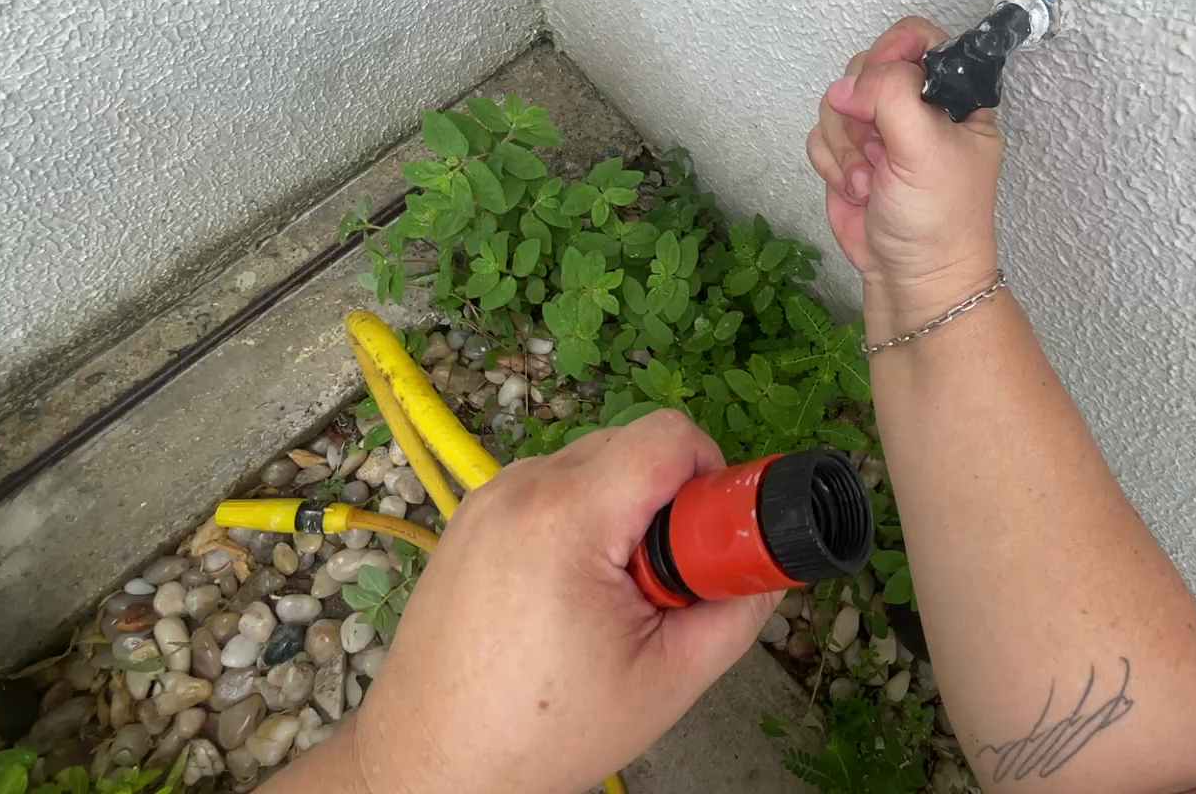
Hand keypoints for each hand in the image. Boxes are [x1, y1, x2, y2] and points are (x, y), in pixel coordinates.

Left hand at [344, 412, 777, 793]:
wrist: (424, 766)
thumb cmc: (546, 731)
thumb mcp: (667, 680)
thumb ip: (737, 610)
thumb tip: (771, 563)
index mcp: (569, 515)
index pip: (671, 436)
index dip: (712, 474)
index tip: (709, 536)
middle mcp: (524, 484)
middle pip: (635, 444)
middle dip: (669, 498)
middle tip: (664, 575)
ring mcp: (492, 492)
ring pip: (597, 460)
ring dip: (626, 505)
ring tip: (612, 588)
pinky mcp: (476, 509)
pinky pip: (556, 481)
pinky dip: (584, 512)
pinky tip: (568, 583)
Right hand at [805, 17, 1002, 331]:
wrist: (911, 278)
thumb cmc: (938, 219)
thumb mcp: (927, 147)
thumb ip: (893, 95)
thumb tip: (848, 86)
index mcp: (951, 96)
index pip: (918, 40)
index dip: (893, 53)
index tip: (882, 86)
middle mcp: (913, 108)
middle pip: (867, 68)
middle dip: (863, 110)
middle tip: (880, 146)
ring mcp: (878, 132)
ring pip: (837, 102)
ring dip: (846, 144)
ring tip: (871, 179)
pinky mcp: (848, 157)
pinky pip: (820, 135)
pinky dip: (831, 164)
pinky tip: (856, 190)